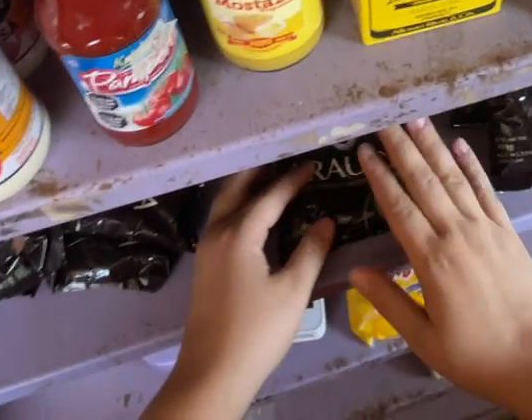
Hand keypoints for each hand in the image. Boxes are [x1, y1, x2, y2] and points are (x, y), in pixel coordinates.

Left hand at [144, 166, 333, 419]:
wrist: (212, 374)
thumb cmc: (256, 332)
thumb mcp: (293, 292)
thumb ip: (311, 251)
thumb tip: (327, 220)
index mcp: (239, 233)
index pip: (269, 196)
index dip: (292, 180)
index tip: (313, 165)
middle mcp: (217, 232)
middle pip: (237, 188)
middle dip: (260, 171)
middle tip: (284, 157)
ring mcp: (206, 247)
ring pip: (225, 202)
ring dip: (246, 186)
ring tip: (270, 176)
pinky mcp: (204, 264)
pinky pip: (222, 218)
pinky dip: (238, 204)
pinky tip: (254, 213)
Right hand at [350, 119, 531, 411]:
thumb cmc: (477, 354)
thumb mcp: (425, 339)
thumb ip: (389, 302)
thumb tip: (354, 271)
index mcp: (431, 259)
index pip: (398, 207)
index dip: (380, 177)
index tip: (364, 151)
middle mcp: (456, 233)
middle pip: (423, 181)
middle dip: (401, 148)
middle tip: (384, 120)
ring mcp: (484, 227)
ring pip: (452, 177)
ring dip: (433, 146)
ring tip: (416, 119)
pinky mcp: (506, 229)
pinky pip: (485, 189)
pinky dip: (472, 164)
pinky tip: (460, 143)